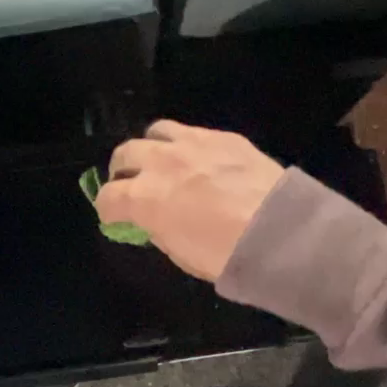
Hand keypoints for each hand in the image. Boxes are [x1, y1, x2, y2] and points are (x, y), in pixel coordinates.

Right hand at [95, 120, 285, 281]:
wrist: (278, 230)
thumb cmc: (224, 254)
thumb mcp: (180, 253)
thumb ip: (158, 230)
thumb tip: (152, 220)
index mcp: (144, 198)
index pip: (108, 197)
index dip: (108, 210)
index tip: (115, 217)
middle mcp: (161, 163)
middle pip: (125, 154)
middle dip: (122, 171)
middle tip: (131, 184)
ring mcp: (192, 143)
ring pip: (156, 132)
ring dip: (152, 148)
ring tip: (162, 162)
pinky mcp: (222, 136)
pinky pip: (191, 132)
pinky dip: (185, 145)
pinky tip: (199, 160)